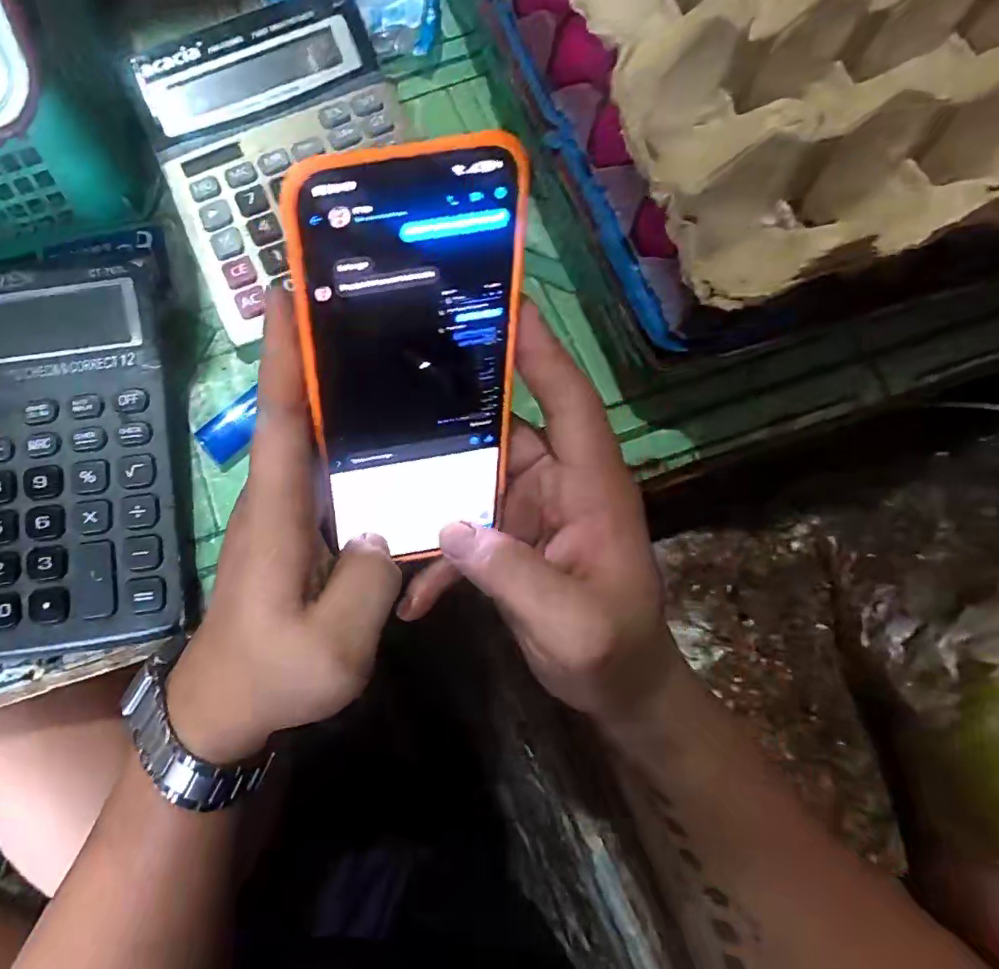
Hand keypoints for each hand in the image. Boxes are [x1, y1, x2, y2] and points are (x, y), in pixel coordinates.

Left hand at [165, 287, 402, 763]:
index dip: (283, 355)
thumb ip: (369, 583)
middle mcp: (275, 497)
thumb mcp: (333, 646)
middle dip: (312, 353)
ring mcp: (282, 512)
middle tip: (355, 303)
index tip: (284, 294)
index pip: (282, 418)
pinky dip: (342, 441)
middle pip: (294, 412)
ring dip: (329, 391)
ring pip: (308, 438)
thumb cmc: (271, 674)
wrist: (225, 703)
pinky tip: (381, 435)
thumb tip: (389, 530)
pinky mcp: (293, 529)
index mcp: (277, 512)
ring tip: (379, 352)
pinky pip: (321, 472)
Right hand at [401, 300, 678, 724]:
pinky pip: (465, 528)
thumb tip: (450, 528)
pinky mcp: (508, 539)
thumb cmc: (613, 654)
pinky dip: (439, 555)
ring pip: (473, 475)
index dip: (540, 351)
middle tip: (400, 376)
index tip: (504, 304)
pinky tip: (410, 592)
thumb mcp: (570, 623)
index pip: (569, 401)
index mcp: (591, 486)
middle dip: (457, 408)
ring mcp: (530, 511)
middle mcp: (559, 485)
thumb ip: (513, 575)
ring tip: (378, 476)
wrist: (619, 694)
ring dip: (432, 484)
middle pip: (505, 428)